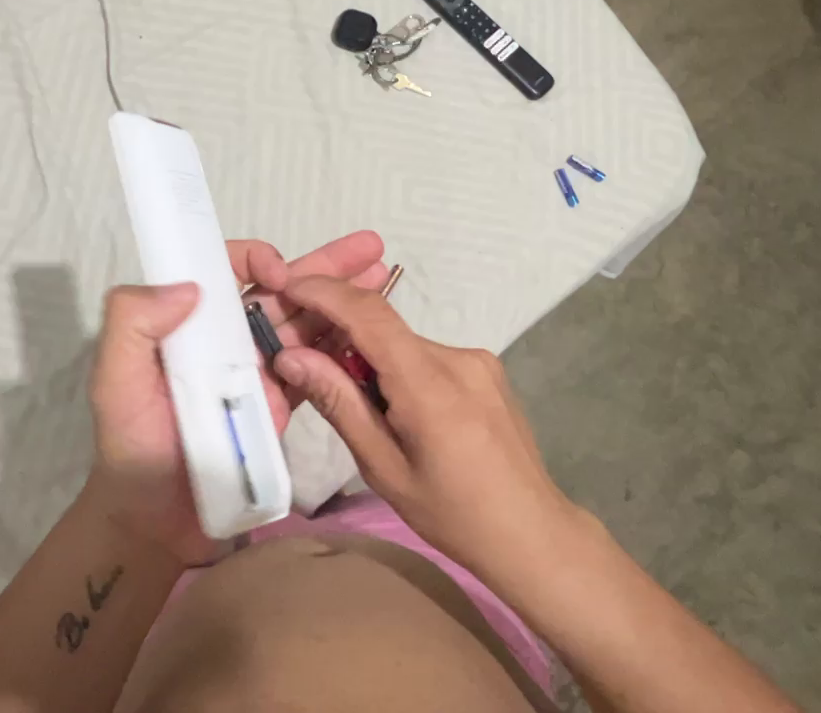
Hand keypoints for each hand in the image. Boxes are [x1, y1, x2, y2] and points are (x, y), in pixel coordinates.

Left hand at [87, 233, 387, 563]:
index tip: (284, 275)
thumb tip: (191, 287)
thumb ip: (132, 325)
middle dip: (325, 268)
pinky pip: (319, 369)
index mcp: (192, 325)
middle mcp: (229, 341)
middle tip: (371, 247)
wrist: (155, 525)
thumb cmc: (131, 450)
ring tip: (384, 277)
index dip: (257, 260)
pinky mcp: (282, 407)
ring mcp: (260, 373)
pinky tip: (377, 334)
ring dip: (345, 300)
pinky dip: (345, 349)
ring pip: (307, 325)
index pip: (227, 273)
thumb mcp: (115, 382)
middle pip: (283, 293)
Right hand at [268, 276, 585, 582]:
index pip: (369, 314)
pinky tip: (400, 412)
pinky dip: (400, 369)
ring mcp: (477, 359)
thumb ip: (339, 404)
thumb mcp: (384, 468)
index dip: (325, 292)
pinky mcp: (486, 368)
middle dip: (339, 335)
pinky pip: (427, 355)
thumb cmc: (453, 514)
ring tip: (361, 406)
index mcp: (430, 384)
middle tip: (304, 361)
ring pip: (404, 343)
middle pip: (383, 328)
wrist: (532, 532)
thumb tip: (291, 356)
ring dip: (371, 359)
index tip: (288, 286)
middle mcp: (457, 357)